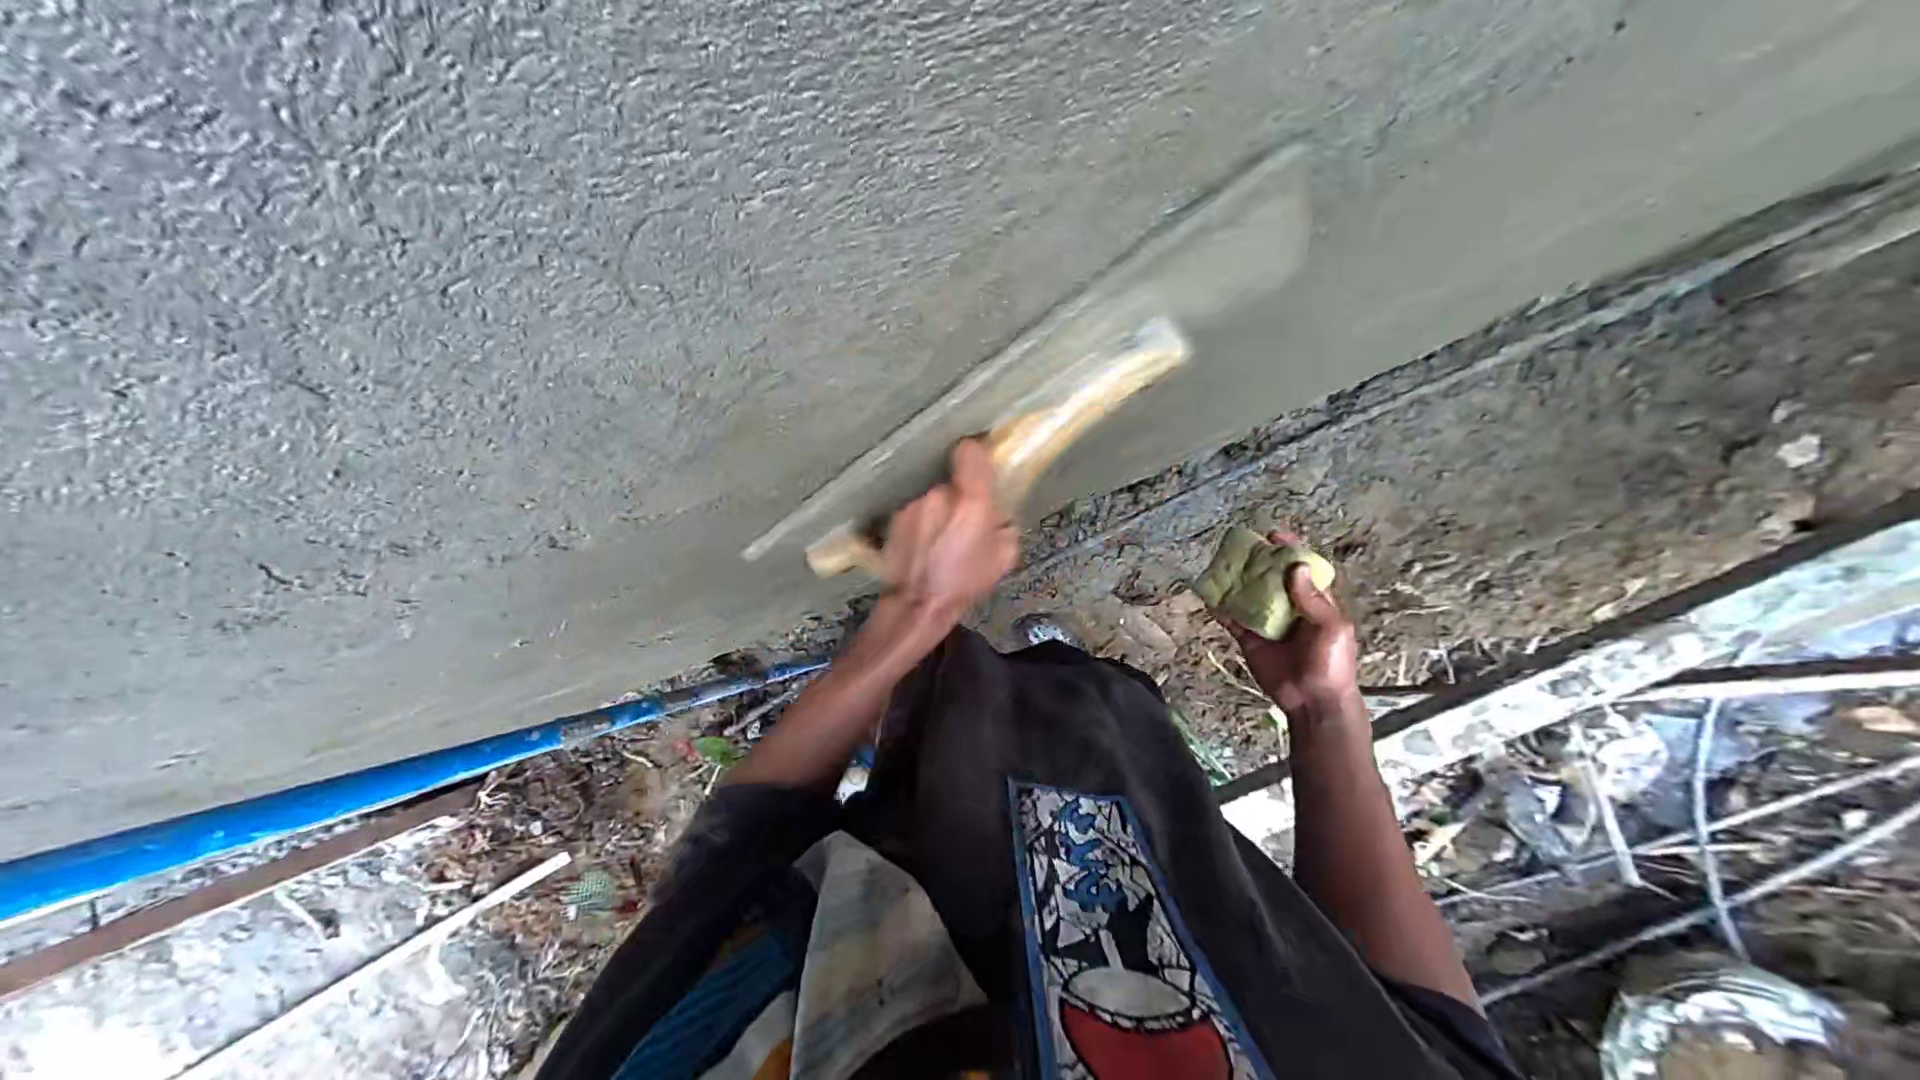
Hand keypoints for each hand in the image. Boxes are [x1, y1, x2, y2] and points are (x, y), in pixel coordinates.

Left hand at [882, 438, 1018, 627]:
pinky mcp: (896, 518)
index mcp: (971, 503)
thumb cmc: (964, 583)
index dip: (977, 455)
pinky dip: (922, 523)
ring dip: (939, 512)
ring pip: (933, 498)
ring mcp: (914, 505)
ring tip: (942, 540)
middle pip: (953, 482)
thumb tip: (999, 513)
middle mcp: (939, 495)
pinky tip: (924, 545)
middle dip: (960, 498)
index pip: (971, 451)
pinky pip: (916, 512)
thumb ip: (1005, 525)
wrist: (918, 603)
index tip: (981, 467)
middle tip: (965, 524)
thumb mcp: (1004, 557)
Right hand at [1216, 531, 1361, 722]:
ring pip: (1249, 596)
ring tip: (1222, 564)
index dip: (1290, 551)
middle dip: (1258, 562)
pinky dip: (1221, 608)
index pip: (1302, 569)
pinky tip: (1209, 595)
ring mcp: (1268, 623)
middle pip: (1271, 578)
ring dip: (1237, 582)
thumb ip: (1313, 599)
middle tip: (1243, 548)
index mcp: (1315, 602)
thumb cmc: (1331, 663)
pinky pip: (1232, 620)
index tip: (1274, 535)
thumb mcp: (1331, 627)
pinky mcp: (1250, 639)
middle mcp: (1289, 608)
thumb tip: (1295, 567)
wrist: (1313, 701)